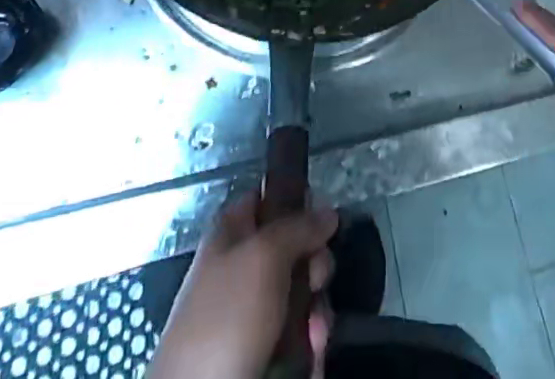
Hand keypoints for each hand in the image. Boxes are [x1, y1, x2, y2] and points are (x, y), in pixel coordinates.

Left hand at [149, 194, 338, 378]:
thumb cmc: (226, 317)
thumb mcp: (263, 257)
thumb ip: (298, 227)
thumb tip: (328, 212)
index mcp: (231, 235)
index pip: (264, 199)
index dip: (294, 203)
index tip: (320, 219)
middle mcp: (243, 269)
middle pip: (294, 250)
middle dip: (315, 266)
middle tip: (316, 281)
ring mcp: (253, 312)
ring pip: (302, 294)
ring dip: (317, 311)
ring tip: (315, 332)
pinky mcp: (265, 350)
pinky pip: (300, 334)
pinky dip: (311, 343)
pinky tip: (312, 354)